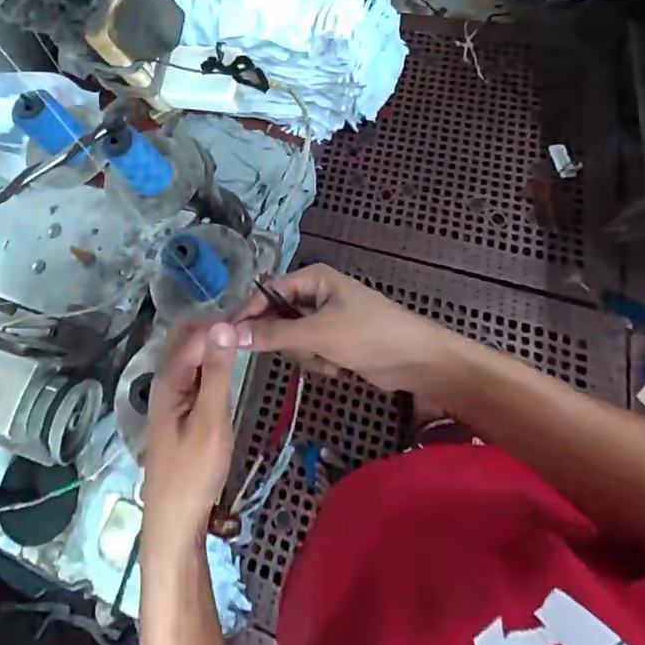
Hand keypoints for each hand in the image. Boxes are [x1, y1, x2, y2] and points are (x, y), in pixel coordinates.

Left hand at [140, 323, 237, 550]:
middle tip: (252, 322)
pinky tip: (232, 364)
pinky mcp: (180, 410)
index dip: (221, 321)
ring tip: (248, 337)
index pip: (194, 334)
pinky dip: (212, 361)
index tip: (254, 314)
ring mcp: (172, 396)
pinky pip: (195, 372)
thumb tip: (224, 325)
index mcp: (167, 379)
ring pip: (191, 355)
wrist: (175, 521)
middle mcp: (165, 381)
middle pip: (187, 338)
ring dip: (214, 342)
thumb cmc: (193, 472)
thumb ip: (217, 372)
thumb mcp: (210, 420)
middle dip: (215, 325)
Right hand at [229, 264, 463, 393]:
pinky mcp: (334, 341)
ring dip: (308, 356)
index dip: (249, 313)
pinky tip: (340, 367)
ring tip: (330, 359)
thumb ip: (274, 334)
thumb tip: (230, 334)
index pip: (268, 291)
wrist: (415, 360)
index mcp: (314, 278)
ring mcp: (325, 318)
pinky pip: (310, 352)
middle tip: (305, 350)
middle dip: (291, 341)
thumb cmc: (368, 334)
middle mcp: (316, 293)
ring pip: (292, 340)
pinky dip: (321, 363)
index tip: (229, 337)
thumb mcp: (318, 333)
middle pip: (278, 317)